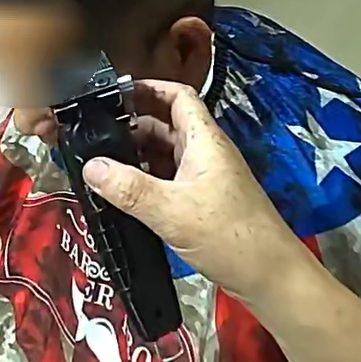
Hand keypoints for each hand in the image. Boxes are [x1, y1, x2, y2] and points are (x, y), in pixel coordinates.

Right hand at [81, 80, 314, 306]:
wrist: (269, 273)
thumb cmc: (229, 234)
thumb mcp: (172, 210)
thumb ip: (129, 188)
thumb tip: (91, 166)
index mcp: (204, 140)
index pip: (178, 96)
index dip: (149, 88)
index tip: (116, 92)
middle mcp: (206, 151)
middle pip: (168, 124)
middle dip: (134, 126)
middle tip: (97, 136)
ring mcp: (207, 175)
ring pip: (167, 152)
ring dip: (139, 155)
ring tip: (104, 164)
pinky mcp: (205, 198)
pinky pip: (171, 177)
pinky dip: (149, 179)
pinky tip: (126, 193)